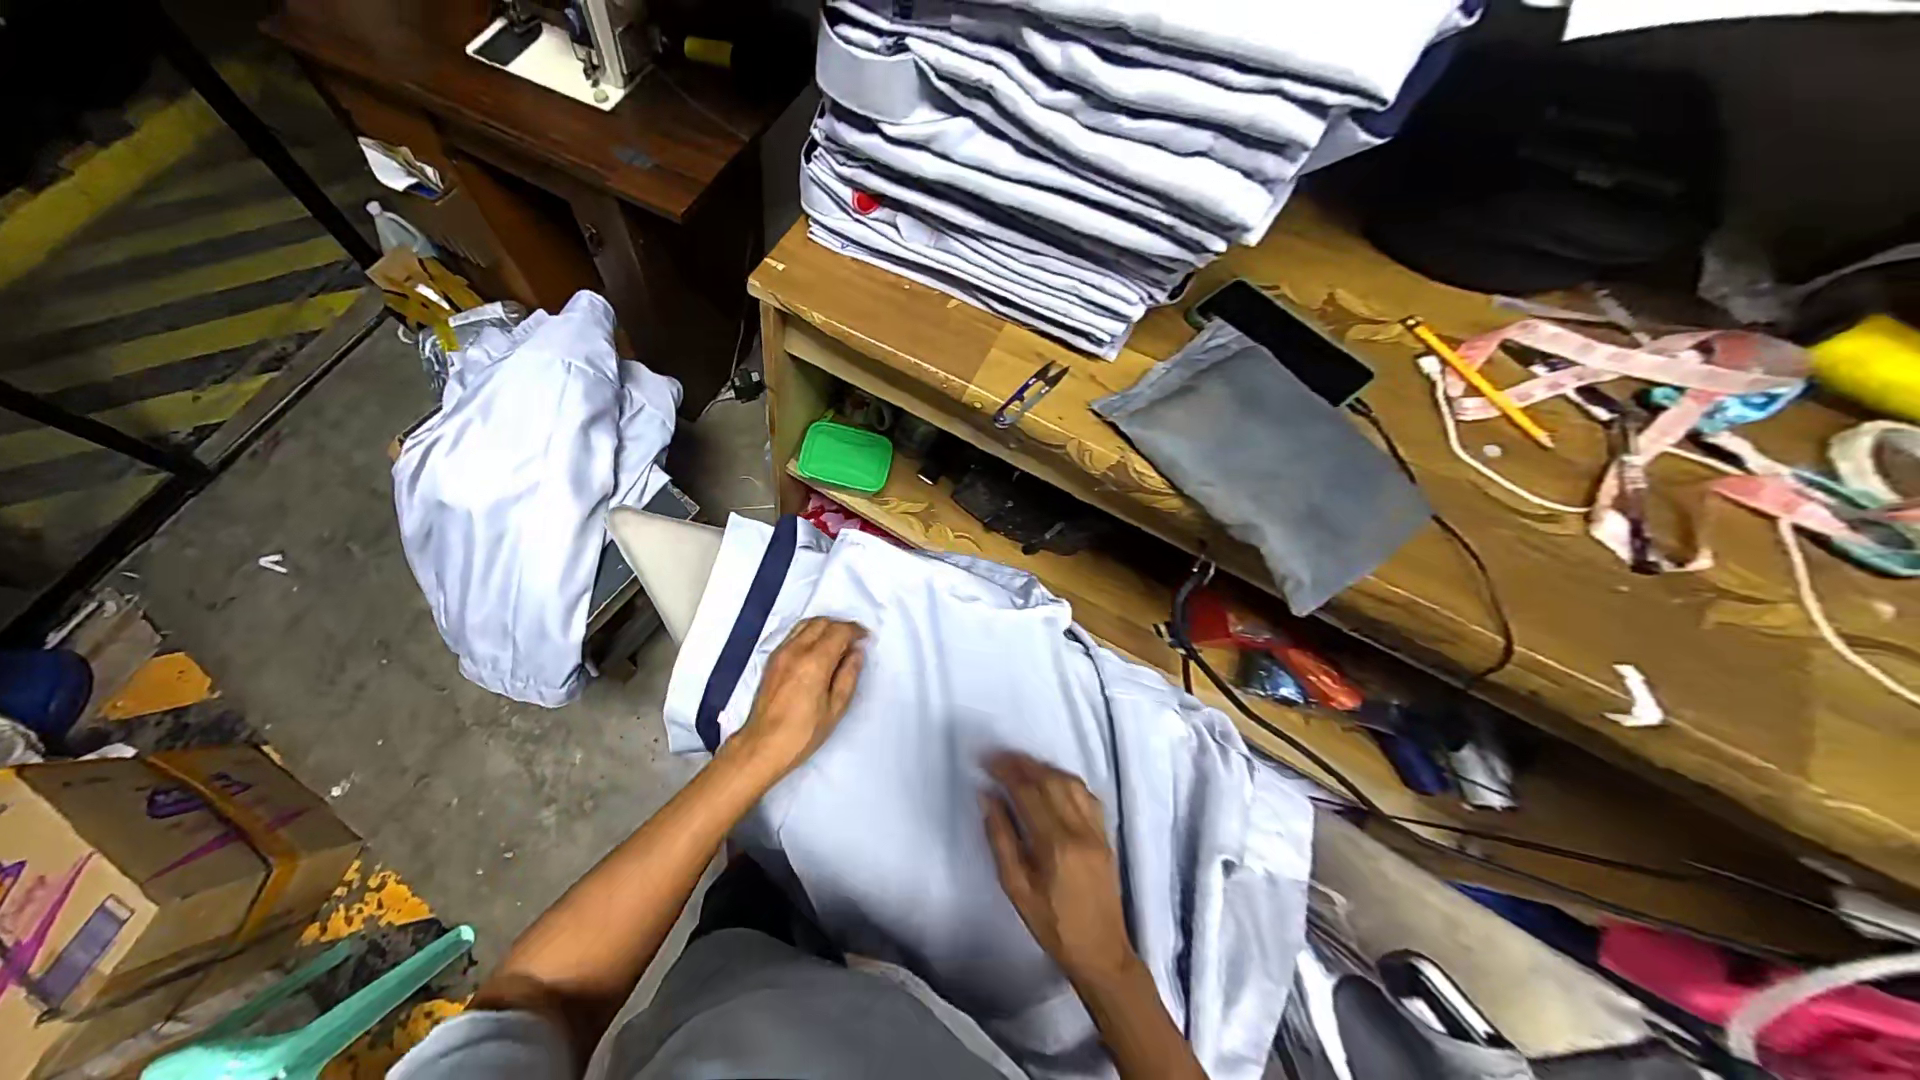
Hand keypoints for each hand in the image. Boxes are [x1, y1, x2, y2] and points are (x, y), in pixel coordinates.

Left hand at [726, 617, 866, 779]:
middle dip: (840, 626)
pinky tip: (816, 650)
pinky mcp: (771, 660)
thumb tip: (856, 652)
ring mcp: (780, 653)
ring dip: (824, 627)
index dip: (855, 631)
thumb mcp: (836, 707)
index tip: (865, 638)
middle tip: (853, 640)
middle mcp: (795, 650)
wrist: (763, 745)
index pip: (839, 631)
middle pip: (821, 622)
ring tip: (836, 643)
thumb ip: (849, 675)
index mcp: (814, 662)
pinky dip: (809, 634)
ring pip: (805, 624)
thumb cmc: (802, 733)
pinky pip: (793, 635)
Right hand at [983, 753, 1138, 985]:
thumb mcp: (1016, 888)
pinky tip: (1051, 779)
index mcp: (1056, 845)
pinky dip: (1065, 779)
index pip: (1027, 793)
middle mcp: (1080, 829)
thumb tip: (988, 797)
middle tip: (998, 756)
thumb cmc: (1052, 925)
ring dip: (1043, 767)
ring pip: (1070, 782)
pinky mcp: (1106, 834)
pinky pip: (1086, 794)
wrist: (1101, 951)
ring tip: (1020, 763)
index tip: (986, 760)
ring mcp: (1097, 829)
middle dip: (1022, 763)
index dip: (1006, 771)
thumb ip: (1001, 839)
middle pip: (1050, 781)